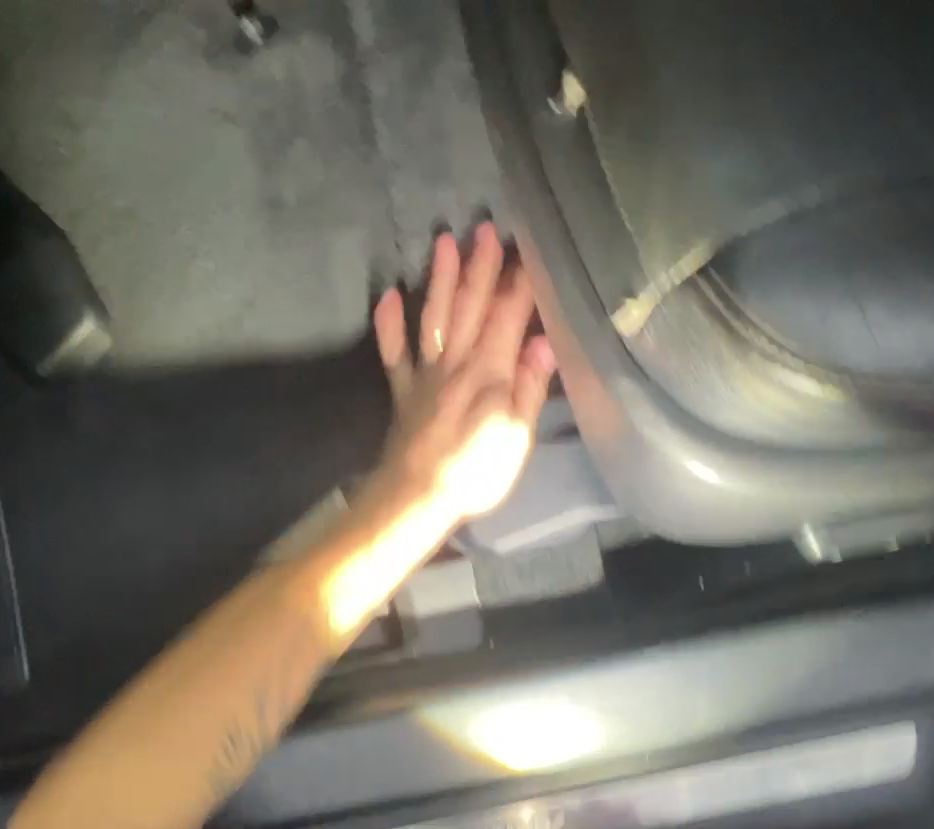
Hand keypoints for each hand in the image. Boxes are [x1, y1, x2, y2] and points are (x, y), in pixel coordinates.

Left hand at [370, 224, 554, 525]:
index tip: (530, 247)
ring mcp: (424, 374)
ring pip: (433, 316)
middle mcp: (456, 363)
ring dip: (440, 278)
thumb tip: (544, 341)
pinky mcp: (402, 390)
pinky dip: (389, 324)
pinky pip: (393, 352)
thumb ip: (529, 387)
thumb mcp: (517, 438)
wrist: (417, 496)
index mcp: (490, 373)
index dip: (520, 282)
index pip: (509, 316)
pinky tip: (389, 294)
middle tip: (486, 227)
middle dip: (480, 266)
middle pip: (470, 306)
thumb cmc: (476, 473)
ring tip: (444, 241)